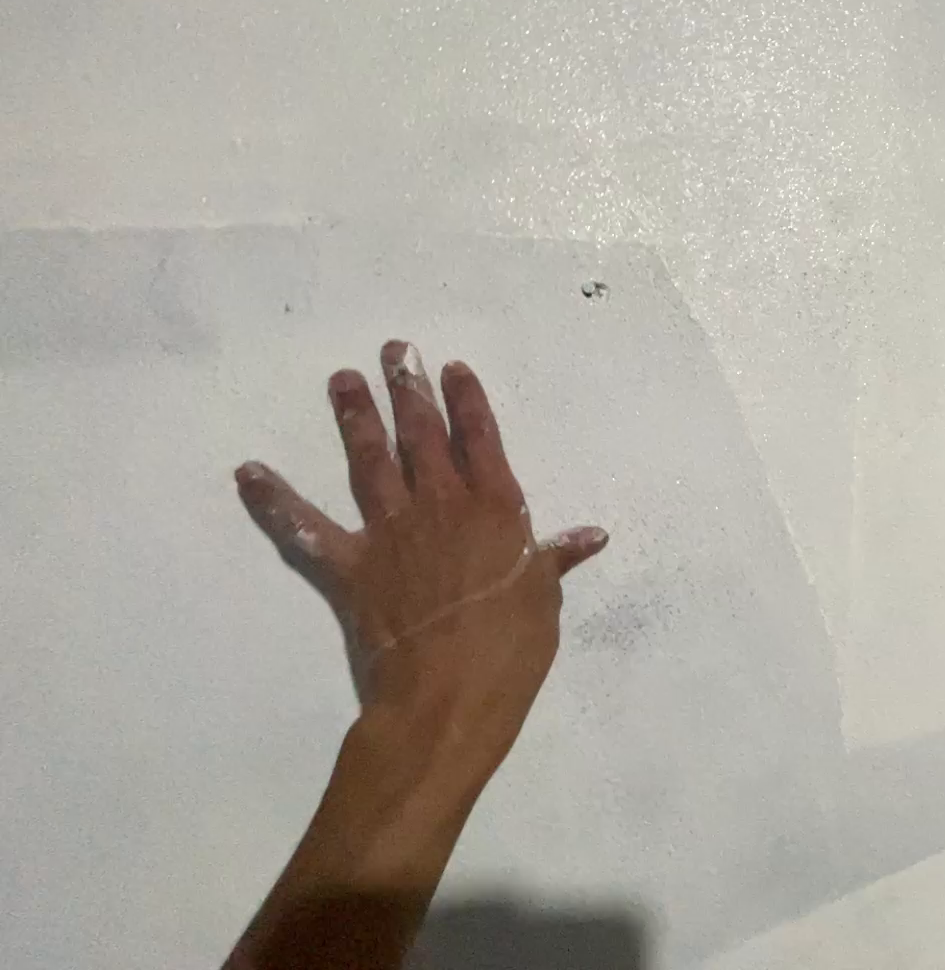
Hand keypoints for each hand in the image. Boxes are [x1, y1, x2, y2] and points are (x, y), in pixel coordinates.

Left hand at [234, 340, 606, 776]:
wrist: (449, 694)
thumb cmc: (515, 643)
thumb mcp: (546, 595)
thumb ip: (558, 557)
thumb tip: (592, 535)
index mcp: (497, 508)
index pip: (480, 440)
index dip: (468, 402)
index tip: (455, 368)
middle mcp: (442, 506)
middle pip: (423, 438)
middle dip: (411, 391)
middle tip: (397, 352)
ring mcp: (391, 532)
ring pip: (371, 463)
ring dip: (356, 420)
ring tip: (343, 381)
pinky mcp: (348, 567)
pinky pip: (304, 529)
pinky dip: (275, 502)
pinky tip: (251, 472)